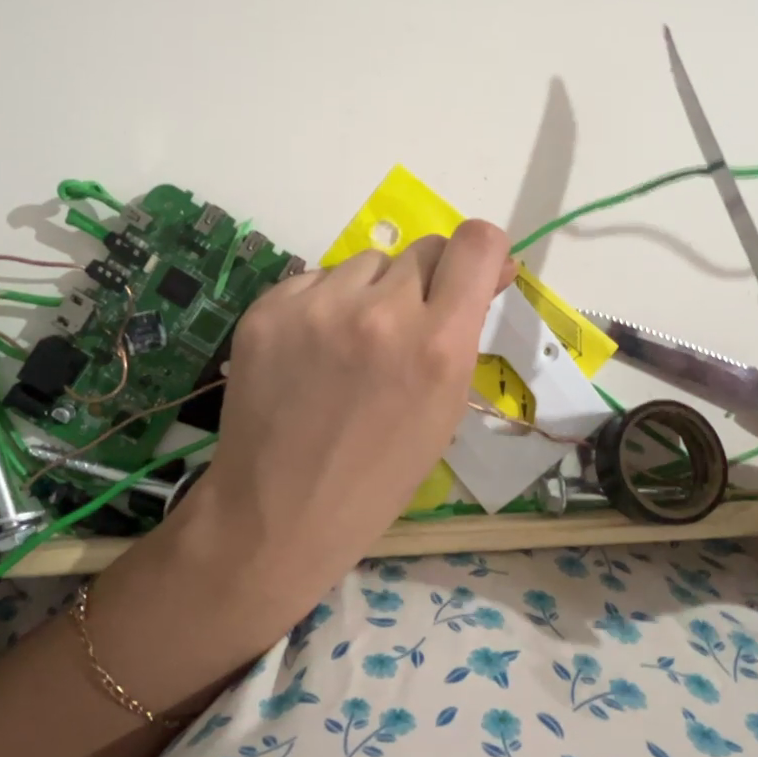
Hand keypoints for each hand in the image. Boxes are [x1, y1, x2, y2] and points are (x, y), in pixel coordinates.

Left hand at [173, 220, 515, 603]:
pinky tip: (310, 351)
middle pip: (422, 250)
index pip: (475, 244)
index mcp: (438, 346)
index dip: (481, 252)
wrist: (280, 512)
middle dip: (424, 282)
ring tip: (350, 346)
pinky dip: (322, 304)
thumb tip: (488, 272)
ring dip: (370, 292)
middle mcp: (381, 313)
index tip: (473, 273)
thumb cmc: (379, 475)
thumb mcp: (445, 410)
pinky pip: (314, 280)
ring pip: (365, 264)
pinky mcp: (268, 309)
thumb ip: (464, 332)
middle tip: (405, 328)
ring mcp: (317, 308)